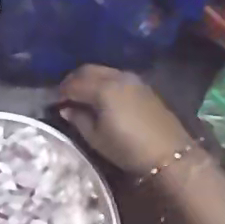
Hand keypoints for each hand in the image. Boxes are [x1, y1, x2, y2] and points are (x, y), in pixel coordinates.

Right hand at [57, 65, 194, 174]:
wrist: (169, 153)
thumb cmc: (128, 148)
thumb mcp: (97, 139)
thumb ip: (79, 120)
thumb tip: (67, 109)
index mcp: (102, 88)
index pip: (74, 83)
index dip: (61, 92)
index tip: (55, 103)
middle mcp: (117, 76)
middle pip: (88, 70)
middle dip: (73, 80)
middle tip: (66, 96)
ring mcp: (132, 79)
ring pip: (103, 70)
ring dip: (89, 79)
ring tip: (83, 96)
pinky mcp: (143, 85)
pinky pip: (116, 76)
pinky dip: (104, 81)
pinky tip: (102, 96)